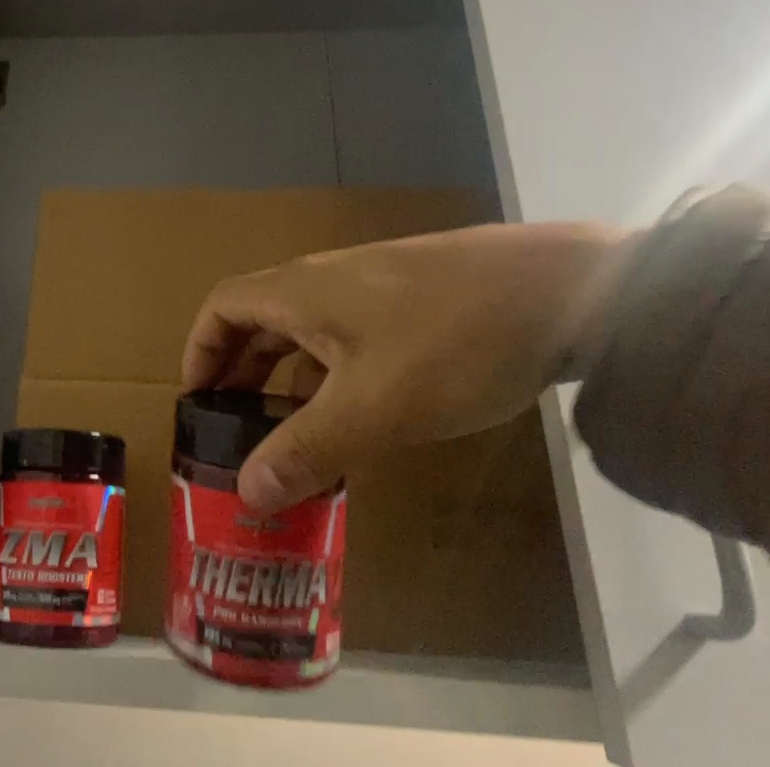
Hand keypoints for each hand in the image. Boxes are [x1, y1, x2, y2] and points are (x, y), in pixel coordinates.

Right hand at [180, 222, 635, 512]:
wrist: (572, 290)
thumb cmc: (453, 344)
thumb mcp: (374, 409)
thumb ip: (306, 450)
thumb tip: (245, 492)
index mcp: (301, 291)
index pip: (221, 307)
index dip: (199, 351)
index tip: (197, 403)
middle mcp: (329, 278)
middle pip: (260, 318)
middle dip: (240, 372)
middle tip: (239, 428)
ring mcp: (378, 282)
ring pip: (310, 327)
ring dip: (290, 375)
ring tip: (297, 430)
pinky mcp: (419, 295)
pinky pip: (351, 332)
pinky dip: (335, 370)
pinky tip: (366, 410)